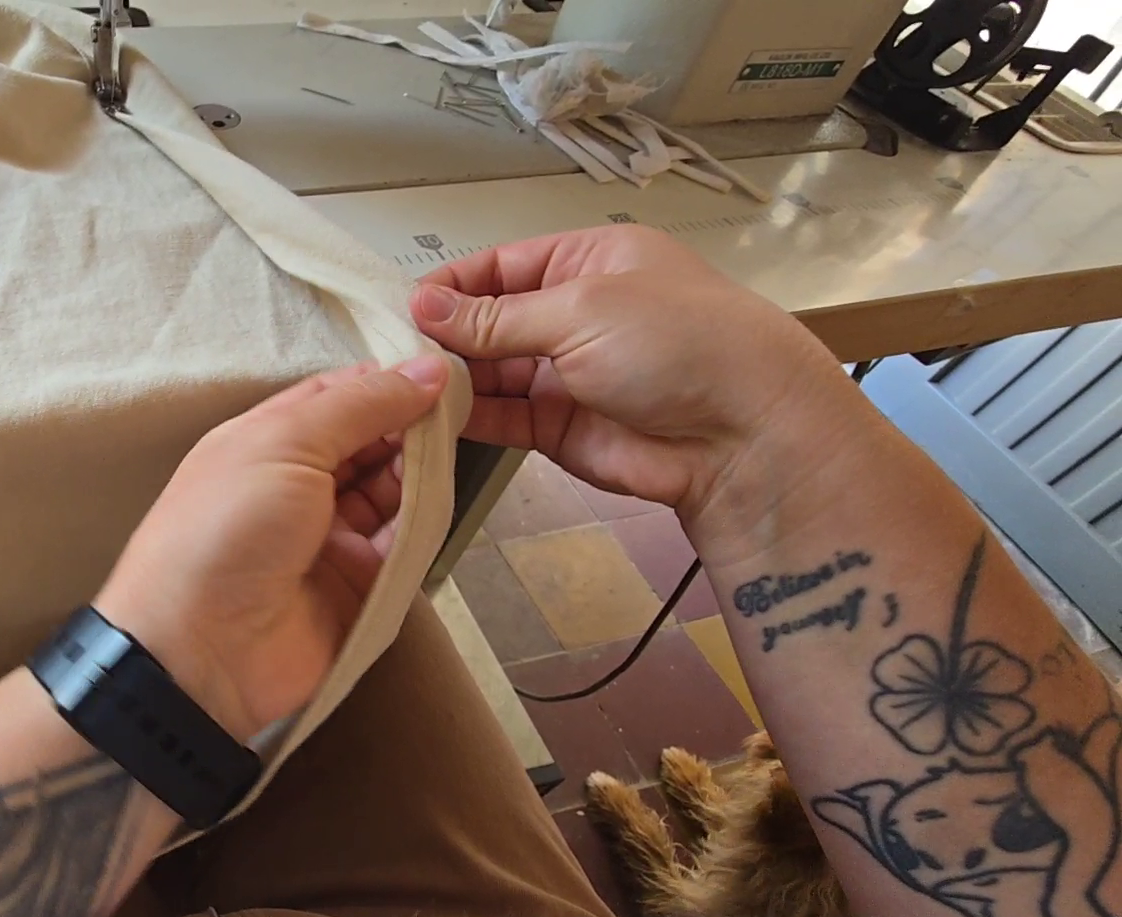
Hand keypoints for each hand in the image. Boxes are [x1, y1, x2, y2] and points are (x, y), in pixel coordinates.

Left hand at [94, 356, 450, 740]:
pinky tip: (444, 496)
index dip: (383, 381)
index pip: (334, 396)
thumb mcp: (284, 445)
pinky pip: (399, 543)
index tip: (441, 370)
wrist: (200, 649)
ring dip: (419, 469)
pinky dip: (422, 521)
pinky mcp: (355, 583)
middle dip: (408, 423)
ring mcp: (325, 534)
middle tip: (461, 408)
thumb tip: (426, 369)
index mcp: (264, 440)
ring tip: (455, 449)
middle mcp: (295, 483)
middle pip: (366, 441)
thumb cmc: (228, 527)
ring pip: (388, 490)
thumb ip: (358, 406)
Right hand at [408, 225, 868, 558]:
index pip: (499, 267)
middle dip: (444, 336)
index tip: (404, 310)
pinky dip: (466, 416)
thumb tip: (421, 304)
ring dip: (451, 378)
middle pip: (486, 320)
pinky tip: (430, 415)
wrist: (739, 437)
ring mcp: (559, 372)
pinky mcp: (551, 424)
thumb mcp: (581, 309)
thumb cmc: (674, 343)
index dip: (451, 287)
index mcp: (585, 263)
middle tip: (395, 354)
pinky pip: (497, 415)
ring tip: (405, 386)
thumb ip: (494, 316)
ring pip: (487, 371)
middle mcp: (568, 314)